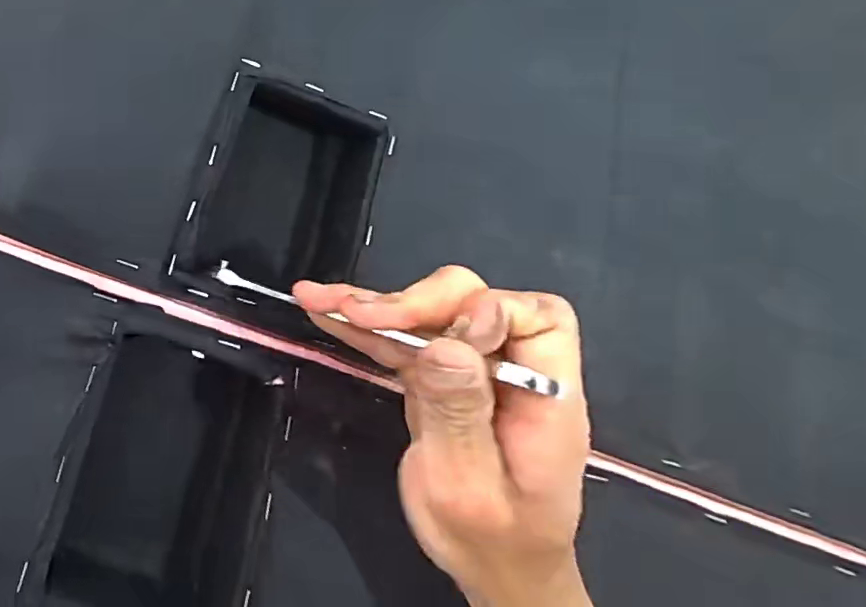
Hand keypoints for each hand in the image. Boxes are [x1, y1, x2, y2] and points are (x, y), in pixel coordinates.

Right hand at [293, 266, 592, 606]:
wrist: (490, 567)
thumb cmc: (494, 540)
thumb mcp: (472, 487)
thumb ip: (459, 413)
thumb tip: (444, 343)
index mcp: (544, 390)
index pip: (538, 318)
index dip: (490, 312)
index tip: (444, 337)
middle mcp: (510, 363)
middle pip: (471, 300)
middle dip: (415, 302)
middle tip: (359, 316)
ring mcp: (469, 361)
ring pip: (428, 309)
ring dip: (373, 305)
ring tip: (320, 298)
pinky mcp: (435, 368)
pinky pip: (401, 336)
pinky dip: (363, 325)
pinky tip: (323, 309)